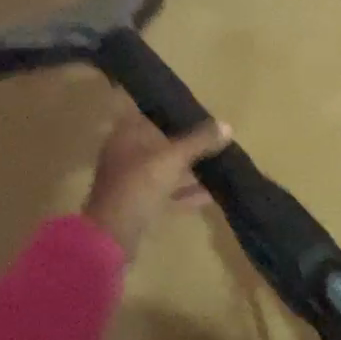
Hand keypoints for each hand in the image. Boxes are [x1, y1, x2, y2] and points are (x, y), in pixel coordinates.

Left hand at [82, 110, 229, 259]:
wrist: (113, 235)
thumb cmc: (139, 184)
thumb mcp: (173, 158)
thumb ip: (200, 141)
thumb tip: (227, 125)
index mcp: (127, 134)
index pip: (147, 110)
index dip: (168, 106)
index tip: (192, 104)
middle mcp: (127, 153)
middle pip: (159, 140)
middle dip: (186, 138)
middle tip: (213, 133)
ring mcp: (133, 180)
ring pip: (165, 167)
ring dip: (189, 166)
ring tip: (219, 160)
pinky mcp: (140, 204)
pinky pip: (168, 192)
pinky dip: (187, 192)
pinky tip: (212, 193)